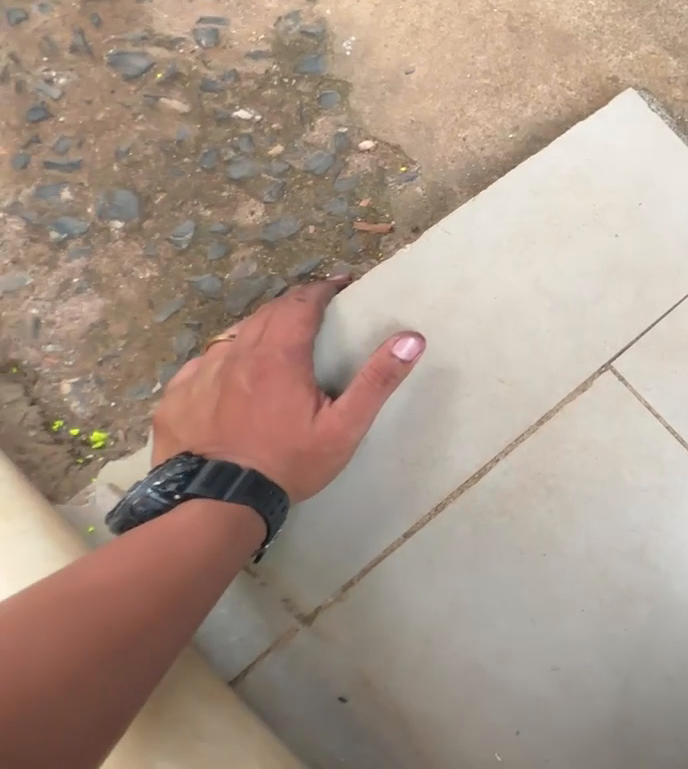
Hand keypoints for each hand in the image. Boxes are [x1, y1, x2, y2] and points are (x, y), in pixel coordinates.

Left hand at [151, 277, 424, 502]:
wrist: (214, 505)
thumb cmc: (290, 462)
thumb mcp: (347, 425)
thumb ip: (378, 379)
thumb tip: (412, 339)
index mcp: (278, 358)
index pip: (299, 305)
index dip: (322, 289)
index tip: (341, 284)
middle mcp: (236, 358)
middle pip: (265, 314)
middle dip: (294, 304)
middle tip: (318, 307)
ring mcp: (200, 378)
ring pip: (233, 337)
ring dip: (260, 329)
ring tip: (278, 339)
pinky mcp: (175, 401)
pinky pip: (203, 364)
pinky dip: (226, 358)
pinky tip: (234, 374)